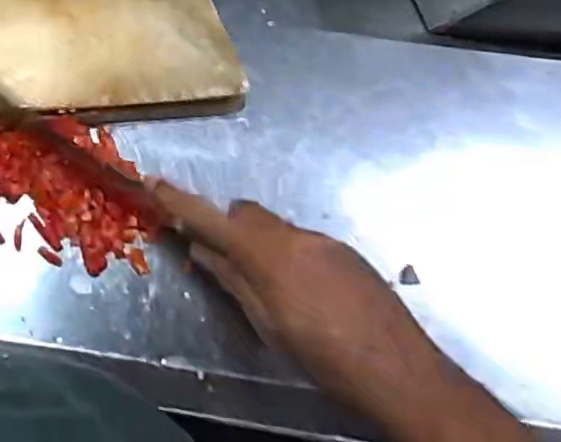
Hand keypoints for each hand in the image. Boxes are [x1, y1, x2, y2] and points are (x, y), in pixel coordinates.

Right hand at [152, 184, 526, 441]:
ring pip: (277, 228)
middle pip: (245, 213)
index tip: (152, 182)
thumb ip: (232, 279)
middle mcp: (292, 235)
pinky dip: (295, 257)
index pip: (208, 217)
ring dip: (265, 245)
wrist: (408, 378)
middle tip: (226, 257)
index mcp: (264, 253)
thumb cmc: (326, 358)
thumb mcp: (267, 324)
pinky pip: (306, 242)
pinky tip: (312, 295)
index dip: (177, 200)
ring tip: (277, 288)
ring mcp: (324, 241)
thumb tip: (201, 249)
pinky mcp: (349, 254)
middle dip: (230, 226)